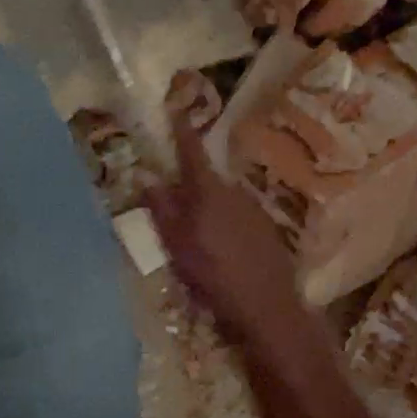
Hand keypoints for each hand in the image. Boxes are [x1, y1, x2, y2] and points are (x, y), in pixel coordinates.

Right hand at [146, 119, 302, 335]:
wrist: (268, 309)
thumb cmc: (212, 271)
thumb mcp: (174, 241)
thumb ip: (160, 206)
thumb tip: (147, 176)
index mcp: (207, 189)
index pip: (191, 150)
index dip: (181, 130)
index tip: (175, 108)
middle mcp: (234, 191)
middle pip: (205, 179)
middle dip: (189, 186)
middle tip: (173, 204)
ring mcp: (255, 211)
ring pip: (222, 201)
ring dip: (208, 210)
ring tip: (195, 236)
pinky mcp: (268, 233)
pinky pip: (238, 219)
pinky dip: (225, 227)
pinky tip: (220, 252)